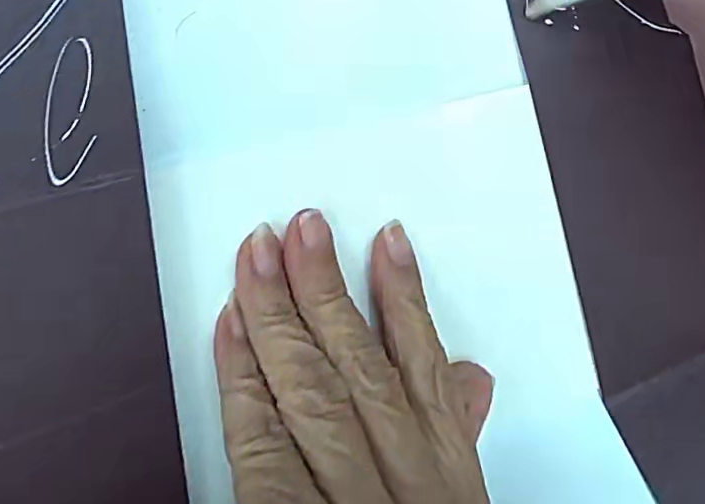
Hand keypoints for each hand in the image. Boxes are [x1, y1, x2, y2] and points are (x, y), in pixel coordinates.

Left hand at [215, 211, 495, 503]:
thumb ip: (458, 435)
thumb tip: (474, 378)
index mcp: (442, 469)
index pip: (420, 359)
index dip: (403, 292)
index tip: (385, 238)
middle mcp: (394, 477)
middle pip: (352, 360)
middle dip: (323, 285)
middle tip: (302, 227)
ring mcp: (339, 502)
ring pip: (305, 387)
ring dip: (277, 312)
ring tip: (260, 253)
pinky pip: (257, 445)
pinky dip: (241, 380)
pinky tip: (229, 330)